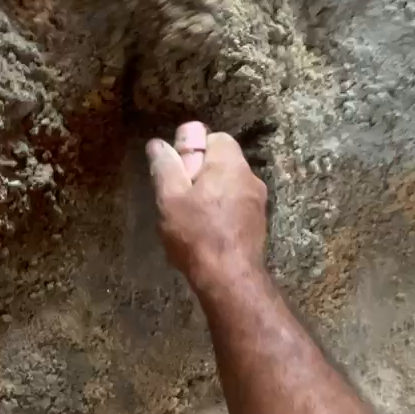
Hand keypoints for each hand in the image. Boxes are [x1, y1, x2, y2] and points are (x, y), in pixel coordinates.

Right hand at [147, 121, 268, 293]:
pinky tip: (204, 229)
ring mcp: (257, 201)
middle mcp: (249, 177)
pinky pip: (235, 204)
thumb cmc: (196, 233)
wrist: (229, 275)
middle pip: (222, 162)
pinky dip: (219, 209)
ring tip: (188, 216)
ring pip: (228, 185)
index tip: (176, 169)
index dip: (193, 148)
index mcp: (229, 165)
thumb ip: (164, 168)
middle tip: (177, 195)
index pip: (215, 138)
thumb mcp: (170, 198)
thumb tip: (157, 144)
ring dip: (209, 193)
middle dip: (199, 172)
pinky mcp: (257, 222)